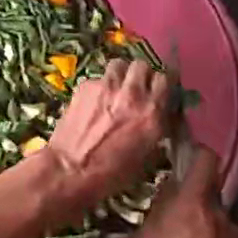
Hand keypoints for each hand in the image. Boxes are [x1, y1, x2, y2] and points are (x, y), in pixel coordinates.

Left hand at [40, 58, 169, 216]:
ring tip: (117, 87)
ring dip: (121, 74)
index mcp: (152, 112)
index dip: (163, 82)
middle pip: (143, 66)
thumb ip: (157, 127)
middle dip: (142, 74)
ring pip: (120, 64)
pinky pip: (99, 77)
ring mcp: (107, 86)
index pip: (166, 79)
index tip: (160, 87)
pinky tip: (95, 100)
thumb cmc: (113, 172)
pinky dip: (100, 86)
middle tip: (137, 87)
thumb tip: (161, 116)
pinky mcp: (86, 86)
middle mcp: (132, 94)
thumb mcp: (147, 155)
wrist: (71, 169)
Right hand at [143, 145, 237, 237]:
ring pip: (215, 219)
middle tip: (171, 210)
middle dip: (192, 196)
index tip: (180, 156)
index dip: (194, 153)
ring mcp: (237, 236)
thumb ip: (163, 204)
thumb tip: (169, 184)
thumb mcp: (152, 234)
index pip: (206, 157)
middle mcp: (223, 212)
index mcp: (199, 199)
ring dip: (201, 224)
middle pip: (209, 191)